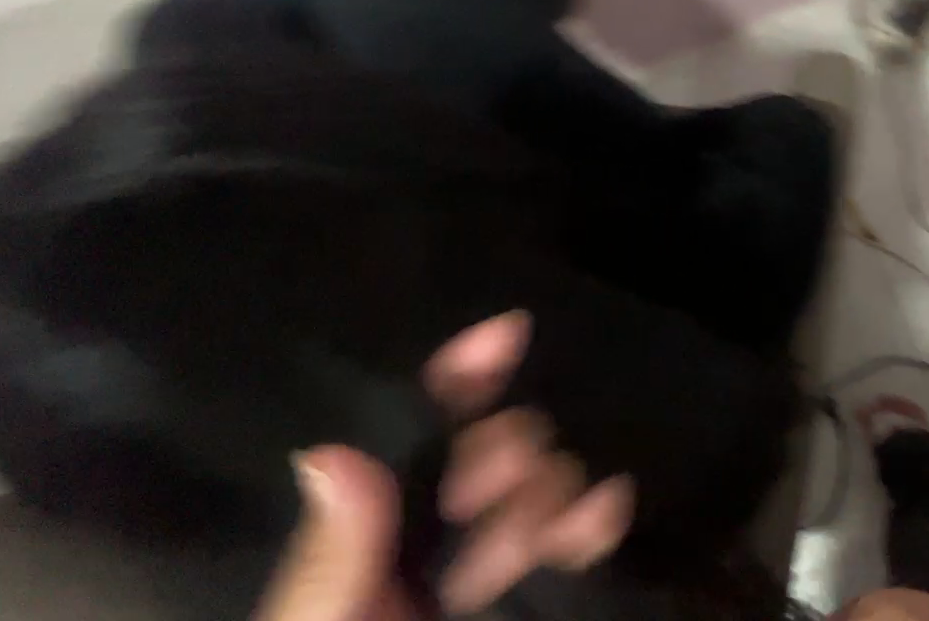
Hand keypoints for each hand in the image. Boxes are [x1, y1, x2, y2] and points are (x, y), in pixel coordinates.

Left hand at [252, 312, 634, 620]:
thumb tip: (329, 452)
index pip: (396, 442)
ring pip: (520, 495)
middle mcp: (406, 546)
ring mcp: (463, 577)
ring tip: (573, 511)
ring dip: (552, 486)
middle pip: (468, 457)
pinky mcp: (512, 603)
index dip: (446, 383)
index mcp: (349, 547)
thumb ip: (324, 571)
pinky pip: (553, 544)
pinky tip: (604, 516)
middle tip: (520, 466)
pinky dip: (582, 522)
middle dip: (504, 447)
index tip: (505, 334)